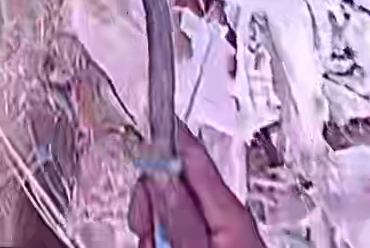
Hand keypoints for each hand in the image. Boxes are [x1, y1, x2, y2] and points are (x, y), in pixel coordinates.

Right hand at [127, 121, 265, 247]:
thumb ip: (177, 213)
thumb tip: (159, 171)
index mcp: (229, 213)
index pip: (190, 152)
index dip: (161, 138)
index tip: (140, 132)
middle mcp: (226, 222)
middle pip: (173, 182)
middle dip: (151, 201)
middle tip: (144, 229)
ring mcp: (219, 239)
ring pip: (169, 211)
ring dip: (153, 229)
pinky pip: (174, 233)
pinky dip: (160, 241)